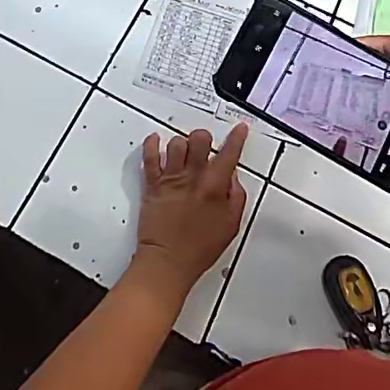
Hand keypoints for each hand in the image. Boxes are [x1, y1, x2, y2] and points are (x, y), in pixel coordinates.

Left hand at [136, 124, 249, 290]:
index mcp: (214, 187)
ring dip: (181, 144)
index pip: (229, 153)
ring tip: (184, 154)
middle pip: (199, 139)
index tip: (239, 129)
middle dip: (204, 139)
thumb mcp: (230, 224)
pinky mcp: (152, 183)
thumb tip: (232, 176)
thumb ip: (235, 196)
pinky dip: (151, 144)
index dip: (236, 138)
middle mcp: (192, 178)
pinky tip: (156, 141)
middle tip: (205, 148)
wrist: (168, 260)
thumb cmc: (199, 248)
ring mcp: (170, 178)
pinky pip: (149, 156)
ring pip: (176, 143)